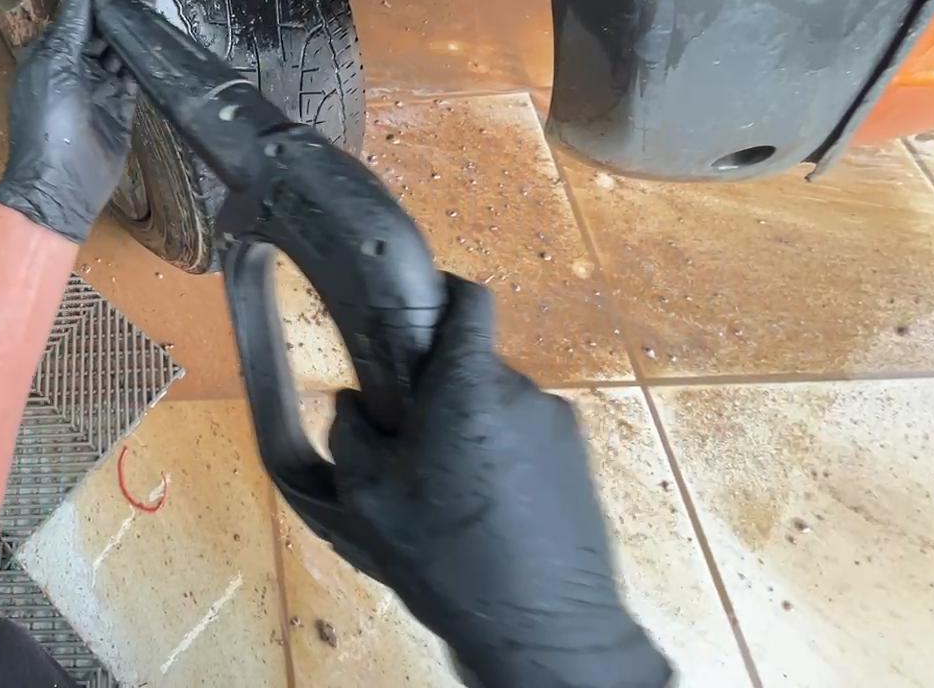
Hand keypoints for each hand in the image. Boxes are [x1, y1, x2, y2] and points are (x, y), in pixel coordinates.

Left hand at [0, 0, 138, 242]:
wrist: (61, 181)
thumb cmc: (48, 120)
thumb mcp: (54, 65)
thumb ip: (70, 28)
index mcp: (50, 57)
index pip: (75, 18)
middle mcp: (73, 70)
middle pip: (99, 33)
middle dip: (118, 14)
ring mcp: (98, 90)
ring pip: (118, 54)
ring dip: (132, 36)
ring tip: (155, 10)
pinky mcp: (119, 109)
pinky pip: (132, 79)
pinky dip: (143, 63)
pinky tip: (157, 45)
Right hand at [330, 276, 671, 687]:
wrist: (546, 638)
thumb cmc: (445, 558)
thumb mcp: (368, 497)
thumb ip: (351, 432)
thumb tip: (354, 401)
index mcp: (468, 388)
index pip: (468, 299)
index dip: (440, 293)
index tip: (411, 317)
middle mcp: (521, 393)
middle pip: (471, 358)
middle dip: (440, 382)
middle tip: (413, 432)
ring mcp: (561, 427)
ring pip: (497, 397)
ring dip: (470, 418)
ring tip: (451, 480)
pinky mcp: (582, 462)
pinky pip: (526, 430)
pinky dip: (502, 447)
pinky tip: (489, 503)